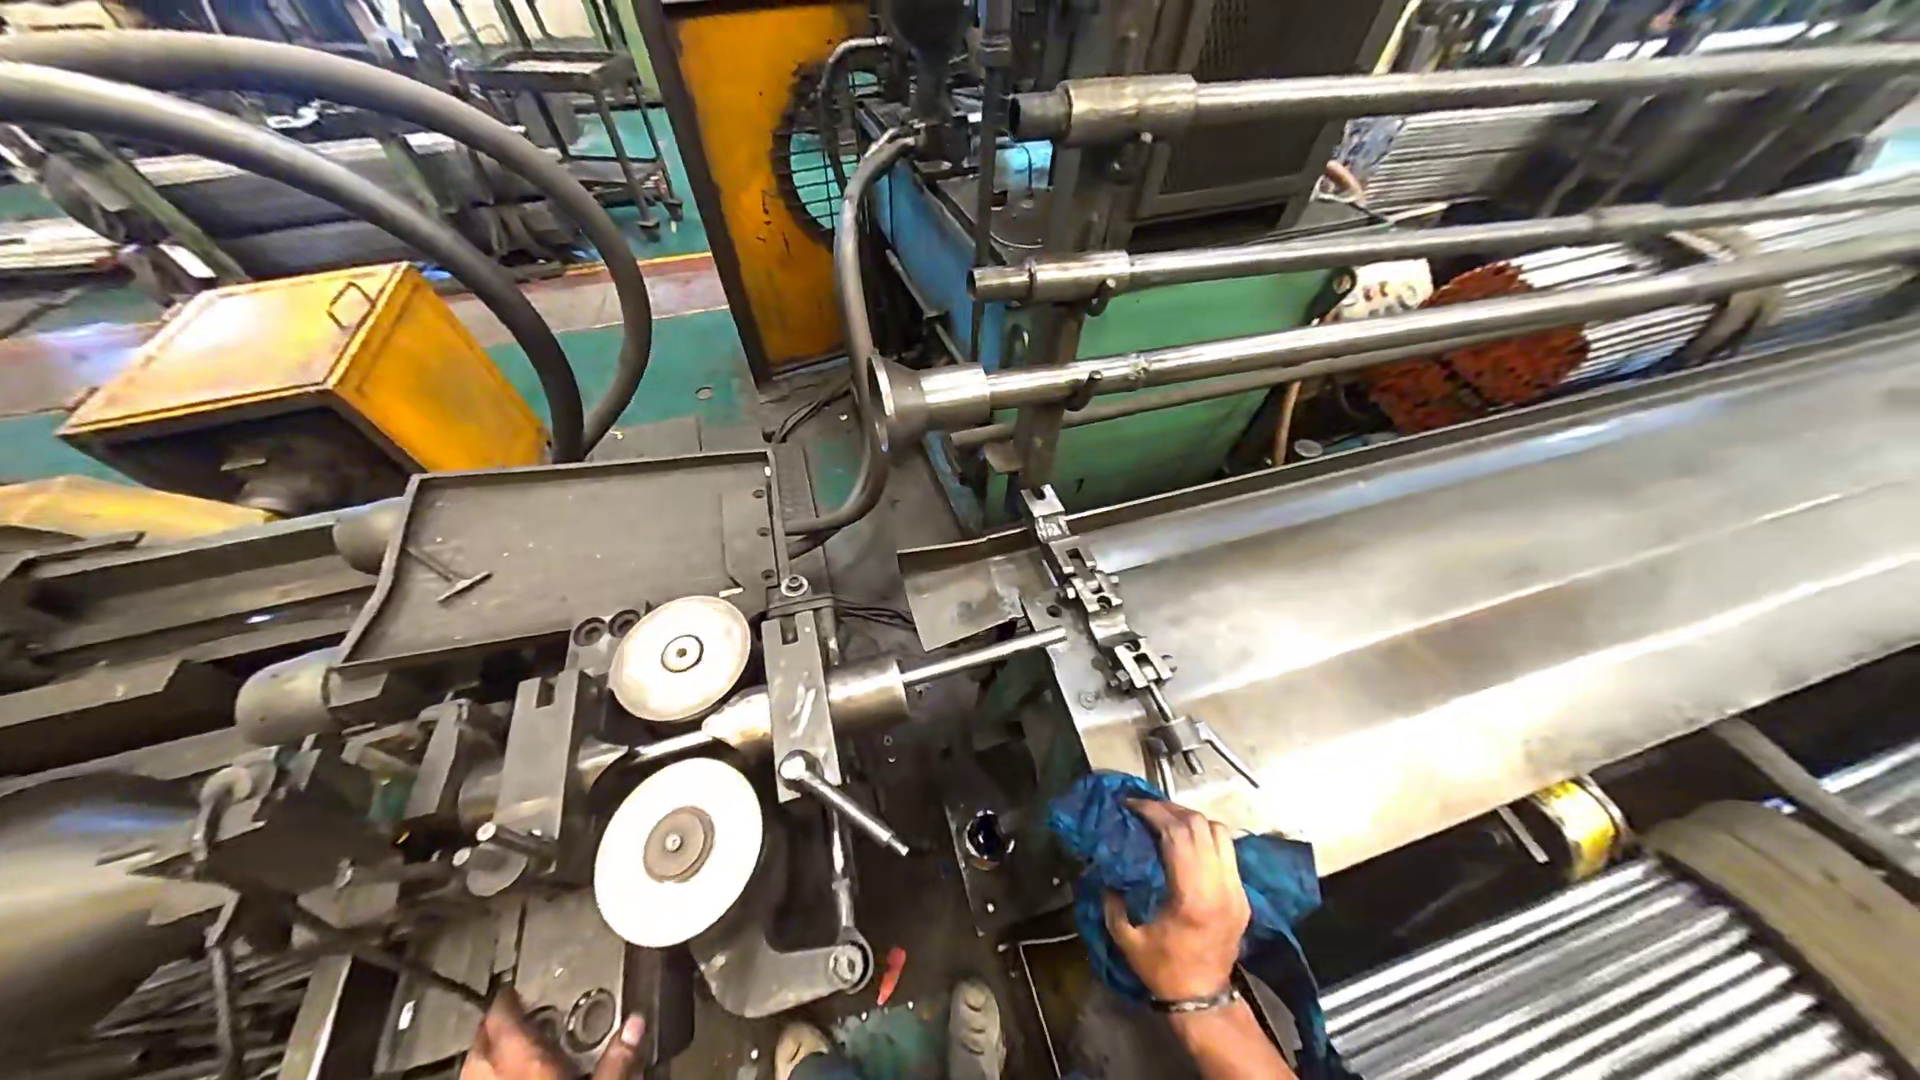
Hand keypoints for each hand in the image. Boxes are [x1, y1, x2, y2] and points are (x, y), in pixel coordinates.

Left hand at [460, 990, 644, 1079]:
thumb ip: (618, 1059)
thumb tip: (636, 1022)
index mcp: (525, 1073)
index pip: (505, 1028)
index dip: (503, 1007)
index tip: (507, 992)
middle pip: (478, 1056)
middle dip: (487, 1035)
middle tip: (502, 1018)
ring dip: (482, 1065)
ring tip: (498, 1053)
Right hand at [1104, 799, 1250, 1000]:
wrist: (1204, 1000)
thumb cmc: (1163, 969)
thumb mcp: (1126, 936)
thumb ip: (1113, 898)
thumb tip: (1105, 867)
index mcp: (1191, 896)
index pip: (1177, 833)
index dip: (1153, 812)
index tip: (1132, 805)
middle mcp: (1219, 887)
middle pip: (1199, 825)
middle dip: (1169, 808)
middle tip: (1145, 807)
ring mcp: (1235, 889)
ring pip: (1218, 831)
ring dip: (1190, 818)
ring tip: (1166, 818)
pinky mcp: (1242, 894)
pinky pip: (1227, 848)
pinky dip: (1205, 835)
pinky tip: (1185, 839)